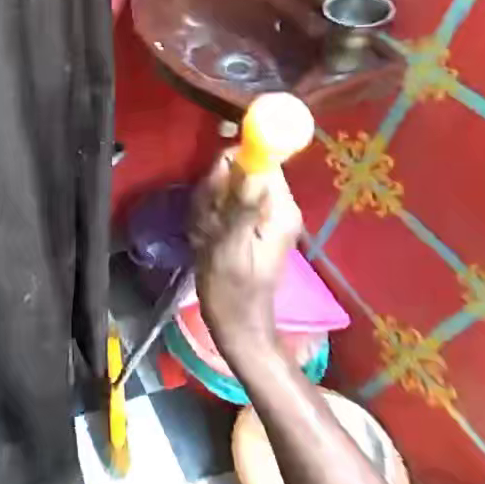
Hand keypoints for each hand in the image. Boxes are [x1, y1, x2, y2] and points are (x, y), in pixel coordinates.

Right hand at [189, 148, 302, 371]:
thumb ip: (241, 204)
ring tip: (205, 232)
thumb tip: (247, 163)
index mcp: (280, 208)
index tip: (214, 180)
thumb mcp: (232, 247)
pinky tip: (205, 236)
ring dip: (209, 204)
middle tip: (207, 219)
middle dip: (217, 188)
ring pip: (229, 187)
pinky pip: (226, 203)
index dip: (235, 160)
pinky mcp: (250, 223)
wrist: (236, 323)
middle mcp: (277, 206)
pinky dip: (209, 215)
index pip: (263, 161)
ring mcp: (264, 214)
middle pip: (243, 171)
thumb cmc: (232, 289)